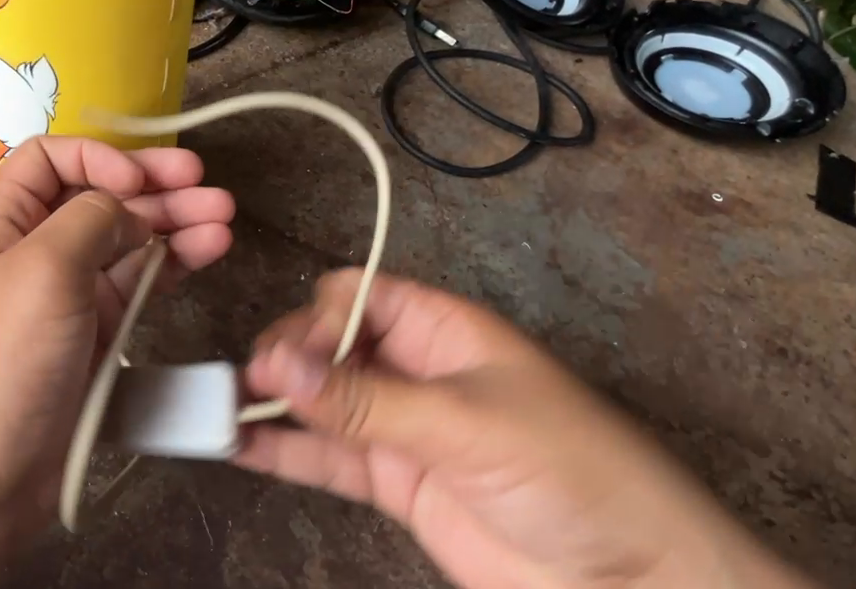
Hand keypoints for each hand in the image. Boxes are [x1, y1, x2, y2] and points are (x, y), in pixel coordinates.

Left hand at [0, 136, 233, 532]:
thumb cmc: (4, 358)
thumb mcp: (42, 270)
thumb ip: (87, 219)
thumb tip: (123, 208)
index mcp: (3, 220)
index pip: (49, 158)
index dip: (96, 157)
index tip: (139, 182)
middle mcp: (35, 245)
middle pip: (98, 195)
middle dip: (152, 185)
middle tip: (206, 183)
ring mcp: (68, 288)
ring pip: (126, 237)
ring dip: (174, 222)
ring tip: (224, 216)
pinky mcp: (96, 328)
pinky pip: (137, 281)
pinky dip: (172, 264)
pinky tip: (208, 250)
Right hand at [236, 270, 813, 588]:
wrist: (639, 588)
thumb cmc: (570, 475)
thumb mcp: (466, 424)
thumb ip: (364, 399)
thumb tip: (274, 362)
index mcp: (440, 328)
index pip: (356, 297)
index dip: (317, 318)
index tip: (290, 357)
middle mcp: (412, 368)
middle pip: (327, 344)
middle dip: (288, 357)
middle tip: (253, 384)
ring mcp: (399, 427)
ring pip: (319, 401)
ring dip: (270, 402)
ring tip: (216, 407)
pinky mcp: (394, 482)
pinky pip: (326, 456)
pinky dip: (282, 451)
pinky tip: (236, 445)